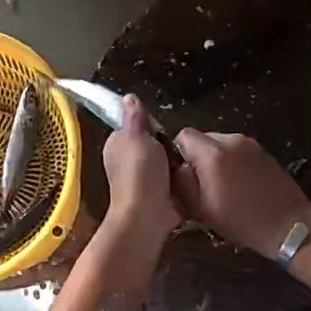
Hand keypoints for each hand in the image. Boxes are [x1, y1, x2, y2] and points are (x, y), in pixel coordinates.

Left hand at [100, 95, 179, 252]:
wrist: (147, 213)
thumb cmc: (139, 172)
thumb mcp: (136, 136)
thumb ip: (134, 117)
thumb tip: (129, 97)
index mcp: (117, 145)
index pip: (137, 127)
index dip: (153, 127)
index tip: (165, 132)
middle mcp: (127, 161)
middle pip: (156, 144)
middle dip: (169, 145)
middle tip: (180, 149)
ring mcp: (144, 179)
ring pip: (168, 161)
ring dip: (179, 163)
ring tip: (190, 163)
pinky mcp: (161, 194)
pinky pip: (176, 179)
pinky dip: (184, 179)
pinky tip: (192, 178)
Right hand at [171, 130, 310, 258]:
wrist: (289, 225)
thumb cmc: (241, 220)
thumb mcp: (200, 207)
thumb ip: (181, 181)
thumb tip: (177, 167)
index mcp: (213, 152)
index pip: (183, 135)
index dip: (178, 153)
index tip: (184, 175)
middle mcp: (232, 140)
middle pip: (203, 138)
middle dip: (197, 157)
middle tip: (202, 184)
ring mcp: (251, 145)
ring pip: (220, 145)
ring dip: (216, 160)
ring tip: (223, 186)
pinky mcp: (264, 152)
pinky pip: (238, 151)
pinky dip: (233, 163)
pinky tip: (240, 185)